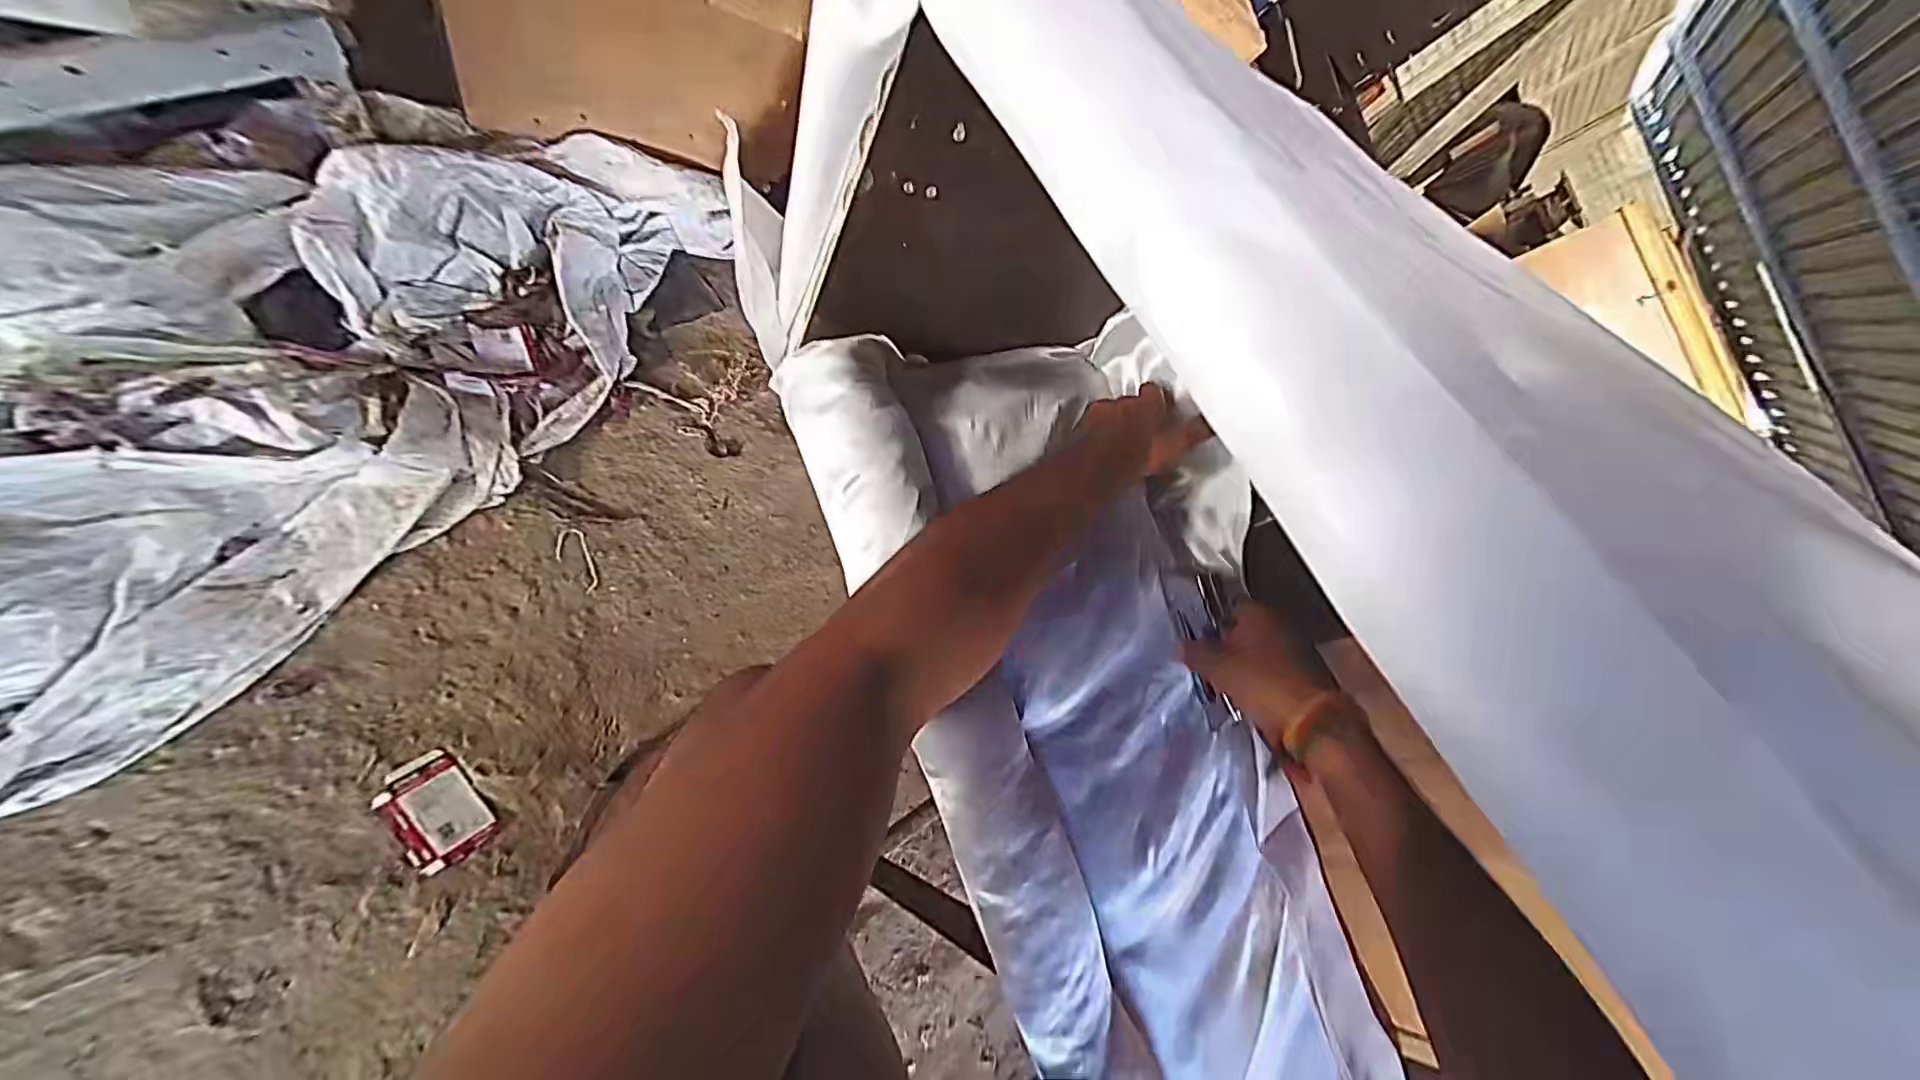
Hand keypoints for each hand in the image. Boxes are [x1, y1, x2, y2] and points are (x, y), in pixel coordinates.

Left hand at [1075, 384, 1212, 477]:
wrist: (1098, 469)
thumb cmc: (1135, 456)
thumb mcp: (1175, 447)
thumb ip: (1193, 433)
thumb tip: (1209, 425)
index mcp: (1146, 404)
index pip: (1155, 391)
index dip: (1158, 398)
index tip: (1162, 405)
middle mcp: (1121, 403)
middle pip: (1130, 401)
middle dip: (1135, 411)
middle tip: (1141, 427)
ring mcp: (1098, 414)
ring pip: (1108, 412)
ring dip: (1114, 422)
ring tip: (1120, 440)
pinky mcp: (1081, 429)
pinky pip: (1090, 426)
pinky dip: (1095, 433)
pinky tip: (1101, 447)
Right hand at [1182, 602, 1338, 754]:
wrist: (1310, 721)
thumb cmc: (1264, 684)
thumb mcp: (1216, 667)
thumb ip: (1195, 653)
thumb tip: (1183, 647)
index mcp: (1259, 614)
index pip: (1228, 608)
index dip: (1210, 624)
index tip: (1198, 640)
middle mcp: (1281, 625)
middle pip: (1243, 632)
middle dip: (1225, 648)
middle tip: (1209, 665)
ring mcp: (1295, 650)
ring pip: (1257, 653)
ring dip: (1242, 666)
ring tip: (1226, 685)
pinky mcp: (1304, 675)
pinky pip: (1271, 673)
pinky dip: (1259, 682)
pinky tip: (1247, 697)